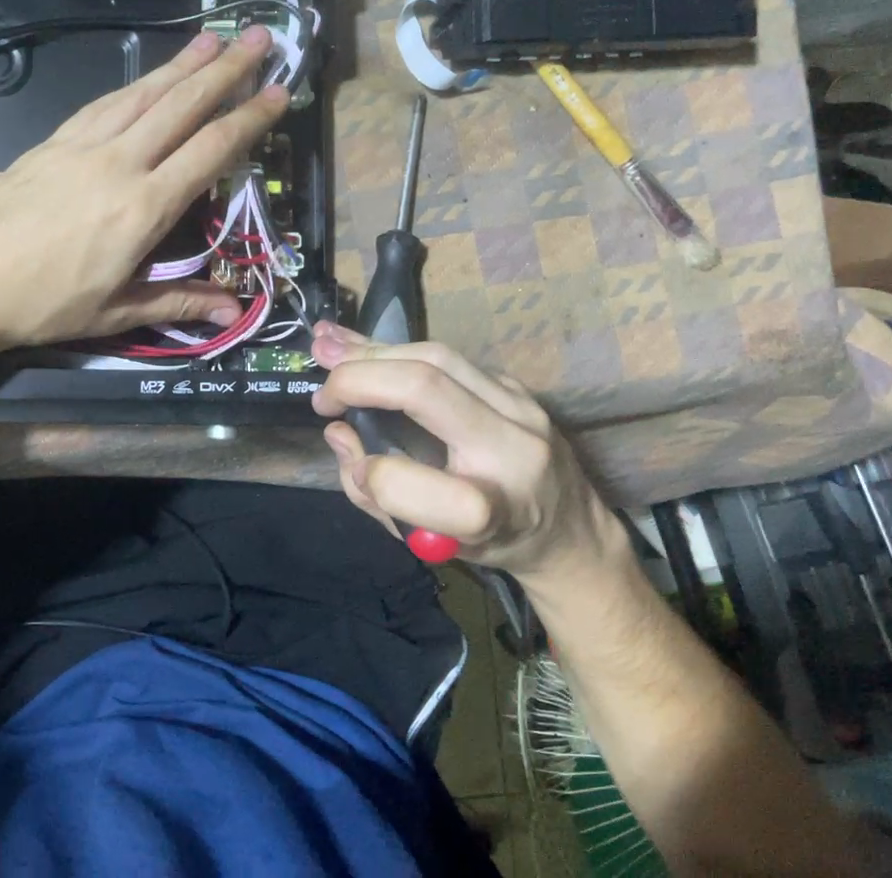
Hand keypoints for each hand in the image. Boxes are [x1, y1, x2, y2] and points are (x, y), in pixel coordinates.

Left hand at [0, 27, 288, 349]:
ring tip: (213, 39)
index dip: (250, 119)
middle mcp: (118, 164)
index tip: (280, 93)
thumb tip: (232, 311)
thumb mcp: (115, 313)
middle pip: (181, 106)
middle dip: (226, 70)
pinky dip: (134, 86)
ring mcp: (81, 147)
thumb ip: (176, 303)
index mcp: (143, 208)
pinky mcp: (51, 143)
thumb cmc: (42, 306)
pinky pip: (102, 105)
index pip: (210, 151)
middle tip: (261, 38)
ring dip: (181, 65)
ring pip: (142, 94)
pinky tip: (147, 78)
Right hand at [309, 322, 623, 581]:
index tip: (356, 469)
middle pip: (428, 388)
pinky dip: (395, 353)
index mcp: (499, 511)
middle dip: (360, 380)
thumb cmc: (491, 542)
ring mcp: (522, 410)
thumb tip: (338, 432)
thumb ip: (374, 495)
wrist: (571, 527)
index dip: (381, 478)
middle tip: (320, 395)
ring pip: (436, 357)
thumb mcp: (429, 541)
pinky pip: (448, 358)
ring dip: (372, 352)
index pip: (439, 490)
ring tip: (326, 348)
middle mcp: (517, 451)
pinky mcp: (516, 387)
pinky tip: (358, 349)